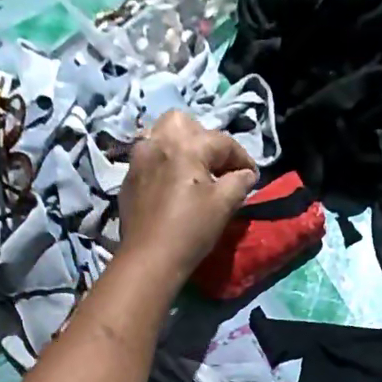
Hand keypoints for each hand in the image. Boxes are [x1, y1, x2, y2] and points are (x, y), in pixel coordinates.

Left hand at [115, 111, 258, 279]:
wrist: (149, 258)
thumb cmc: (190, 230)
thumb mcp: (224, 206)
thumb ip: (239, 183)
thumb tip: (247, 174)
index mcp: (185, 146)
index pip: (221, 141)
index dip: (242, 157)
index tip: (252, 175)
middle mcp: (158, 142)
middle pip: (184, 123)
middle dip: (204, 139)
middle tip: (216, 165)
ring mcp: (138, 158)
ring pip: (161, 135)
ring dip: (180, 146)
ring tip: (193, 171)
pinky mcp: (129, 177)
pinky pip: (149, 157)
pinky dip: (165, 162)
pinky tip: (172, 184)